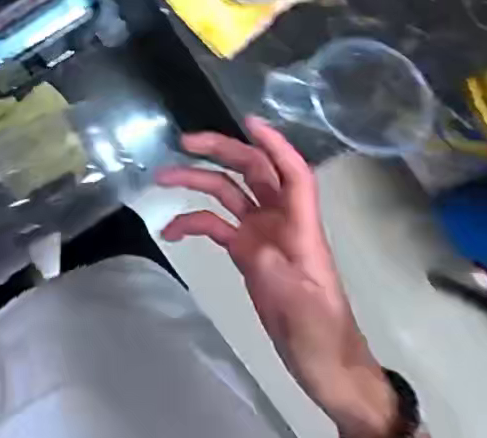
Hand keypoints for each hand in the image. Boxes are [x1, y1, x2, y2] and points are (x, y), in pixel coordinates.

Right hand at [157, 118, 399, 437]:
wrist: (324, 367)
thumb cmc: (321, 332)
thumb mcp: (301, 304)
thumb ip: (275, 268)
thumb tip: (250, 244)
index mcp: (301, 225)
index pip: (293, 172)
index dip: (275, 144)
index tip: (248, 120)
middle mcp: (280, 220)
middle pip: (252, 171)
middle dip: (221, 150)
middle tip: (185, 141)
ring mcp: (261, 234)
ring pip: (227, 192)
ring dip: (196, 181)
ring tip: (162, 178)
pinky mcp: (246, 251)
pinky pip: (215, 225)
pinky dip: (192, 222)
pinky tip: (170, 231)